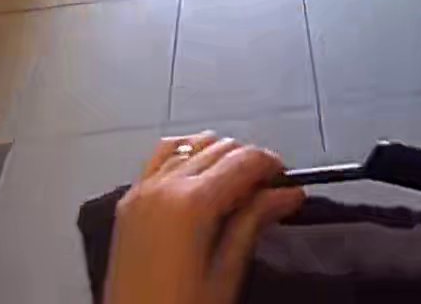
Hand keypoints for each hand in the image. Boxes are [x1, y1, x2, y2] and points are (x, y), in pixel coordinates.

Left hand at [104, 134, 303, 303]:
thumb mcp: (225, 275)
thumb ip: (254, 222)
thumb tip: (290, 192)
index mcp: (193, 203)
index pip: (243, 161)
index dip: (271, 165)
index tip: (288, 181)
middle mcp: (167, 182)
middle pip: (221, 148)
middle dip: (249, 161)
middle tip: (267, 190)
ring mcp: (144, 186)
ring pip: (193, 144)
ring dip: (220, 154)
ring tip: (236, 184)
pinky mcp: (130, 196)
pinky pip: (162, 154)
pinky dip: (186, 152)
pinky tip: (199, 171)